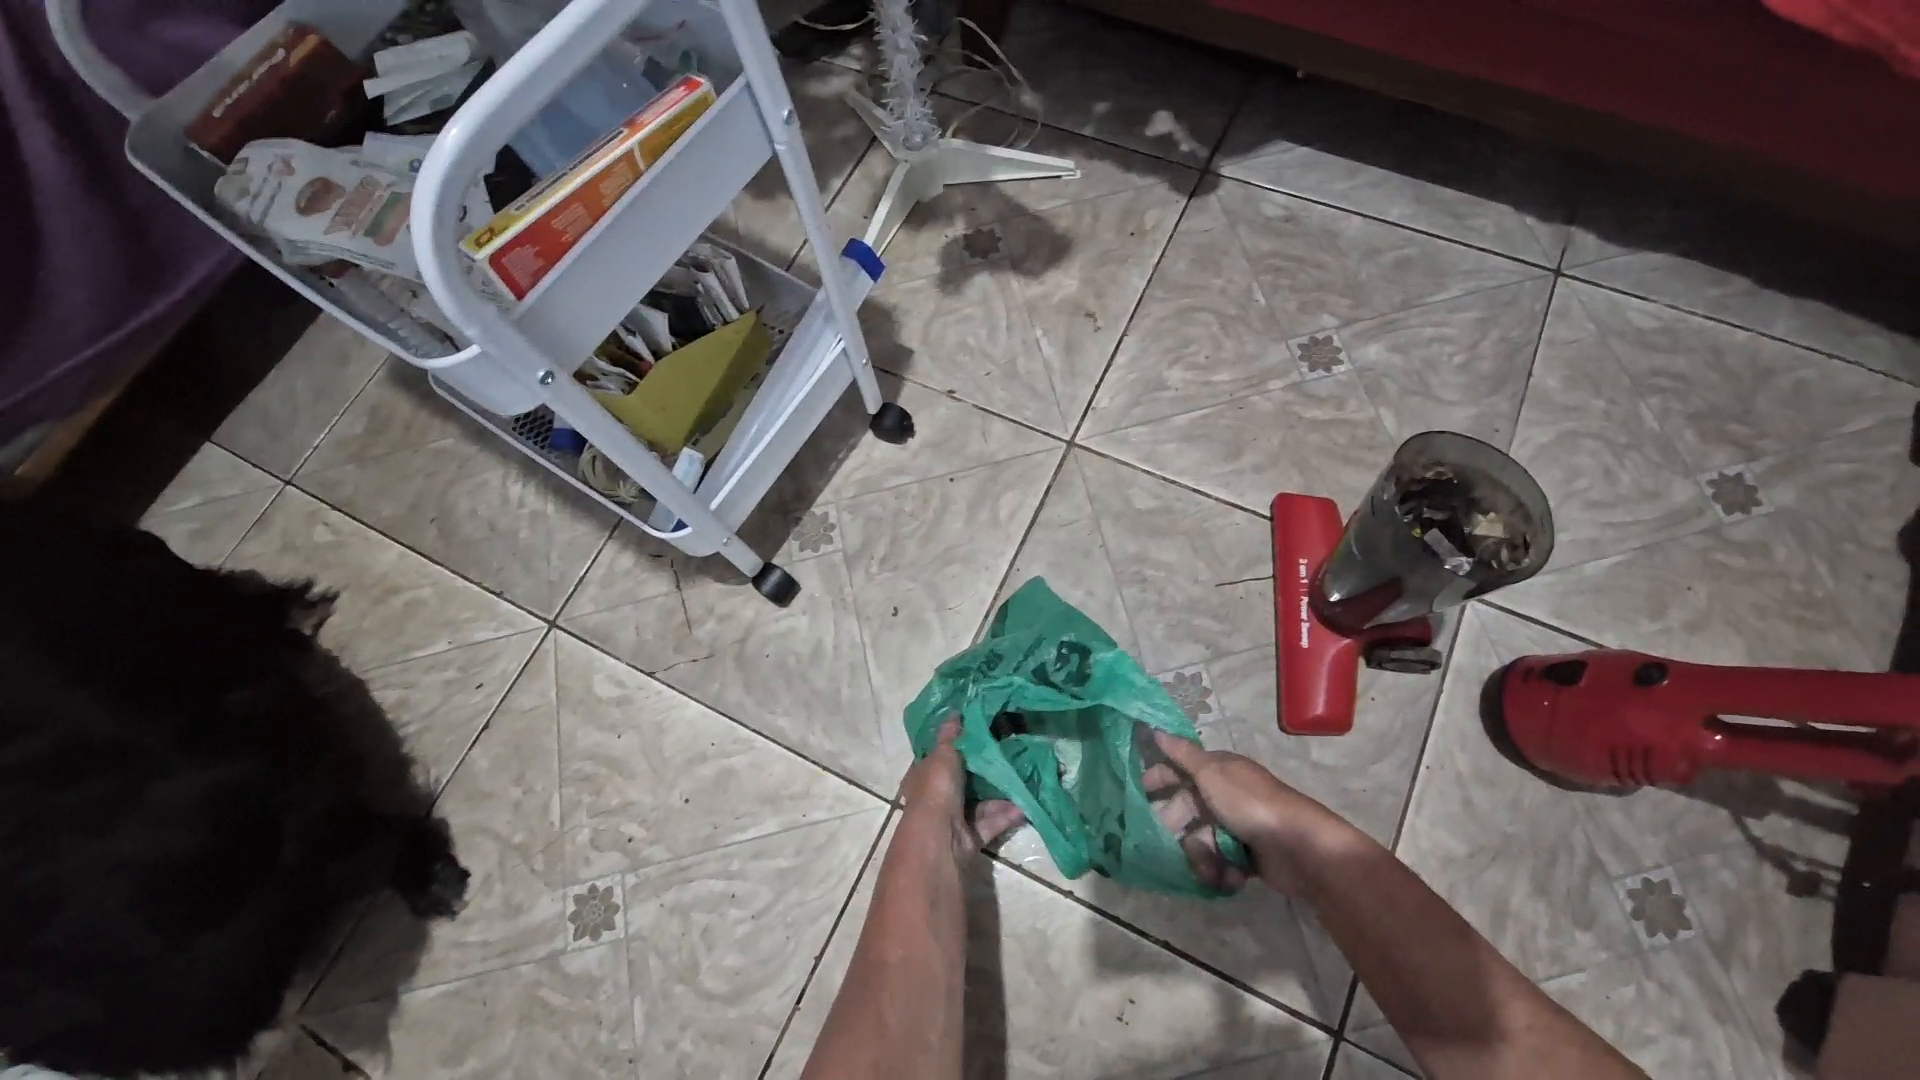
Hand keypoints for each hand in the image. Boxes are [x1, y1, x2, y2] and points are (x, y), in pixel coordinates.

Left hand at [899, 718, 1024, 857]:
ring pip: (980, 803)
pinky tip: (1024, 806)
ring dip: (1000, 795)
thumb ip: (951, 737)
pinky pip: (990, 823)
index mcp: (923, 776)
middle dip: (984, 770)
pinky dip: (1006, 816)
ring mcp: (952, 819)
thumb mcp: (942, 756)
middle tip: (1009, 754)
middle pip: (963, 780)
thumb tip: (955, 713)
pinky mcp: (969, 838)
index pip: (938, 756)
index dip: (955, 744)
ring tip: (1023, 780)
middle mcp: (936, 797)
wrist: (939, 840)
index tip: (979, 732)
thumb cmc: (936, 790)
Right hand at [1146, 729, 1334, 896]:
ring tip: (1211, 865)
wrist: (1299, 847)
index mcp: (1219, 771)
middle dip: (1178, 827)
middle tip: (1171, 839)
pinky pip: (1220, 862)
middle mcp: (1226, 796)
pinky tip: (1229, 875)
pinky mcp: (1247, 855)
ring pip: (1201, 840)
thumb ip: (1182, 755)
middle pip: (1187, 810)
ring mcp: (1237, 827)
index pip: (1181, 769)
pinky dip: (1222, 871)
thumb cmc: (1250, 804)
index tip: (1140, 791)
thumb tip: (1156, 729)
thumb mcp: (1212, 774)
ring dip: (1202, 856)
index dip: (1160, 778)